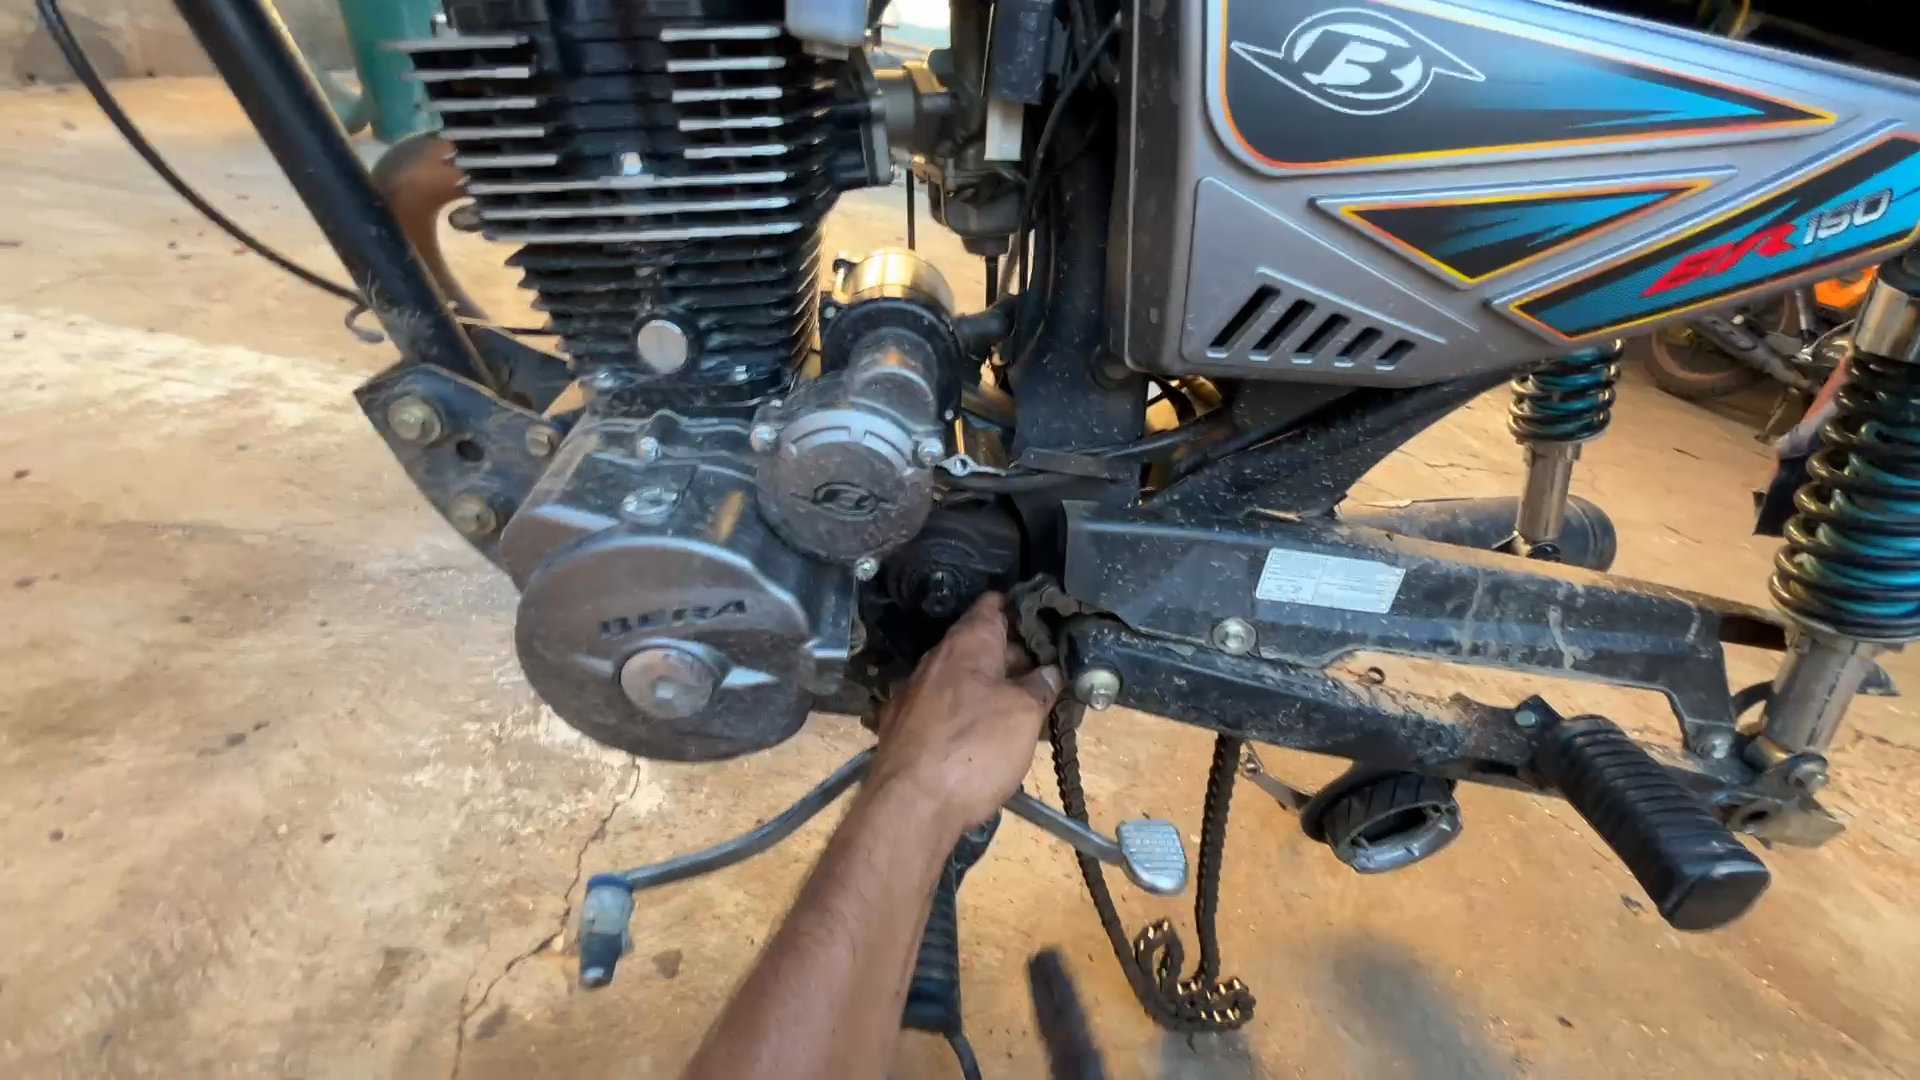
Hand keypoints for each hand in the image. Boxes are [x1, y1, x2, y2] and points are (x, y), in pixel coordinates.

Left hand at [868, 592, 1062, 836]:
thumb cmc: (973, 748)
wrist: (910, 805)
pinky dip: (970, 712)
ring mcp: (916, 693)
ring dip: (994, 687)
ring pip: (965, 678)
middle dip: (1016, 654)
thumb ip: (1040, 686)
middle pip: (981, 643)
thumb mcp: (1023, 714)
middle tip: (1052, 671)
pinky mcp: (905, 726)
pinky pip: (947, 707)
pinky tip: (989, 733)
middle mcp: (936, 659)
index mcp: (966, 642)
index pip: (993, 604)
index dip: (1022, 606)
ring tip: (1030, 705)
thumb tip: (1050, 669)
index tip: (1049, 617)